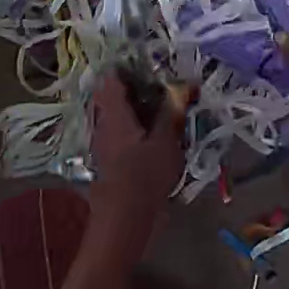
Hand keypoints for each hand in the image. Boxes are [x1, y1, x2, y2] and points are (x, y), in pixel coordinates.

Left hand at [88, 73, 182, 251]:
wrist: (124, 223)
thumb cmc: (144, 178)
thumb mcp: (166, 142)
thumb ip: (173, 112)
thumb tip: (184, 85)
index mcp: (114, 115)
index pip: (113, 80)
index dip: (130, 68)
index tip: (153, 65)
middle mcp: (104, 126)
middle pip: (115, 98)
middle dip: (138, 89)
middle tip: (166, 86)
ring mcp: (105, 145)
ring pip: (120, 117)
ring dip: (140, 110)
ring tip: (168, 109)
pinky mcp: (111, 162)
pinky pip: (124, 135)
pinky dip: (139, 130)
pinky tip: (160, 136)